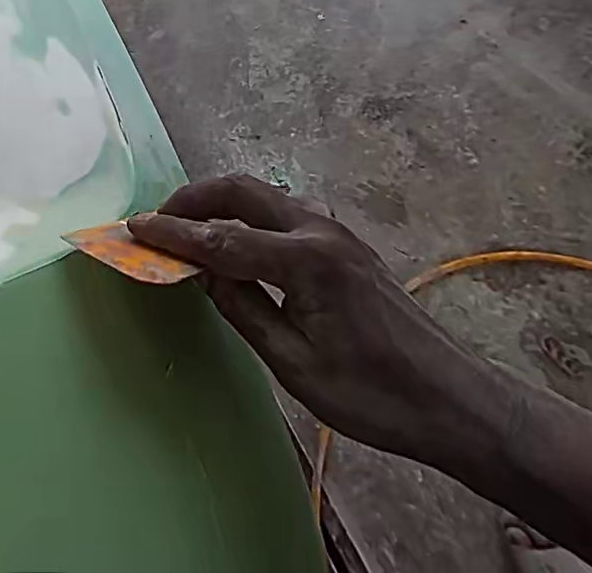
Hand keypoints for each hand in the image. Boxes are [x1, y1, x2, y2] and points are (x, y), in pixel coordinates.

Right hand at [128, 175, 514, 466]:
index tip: (135, 227)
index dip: (173, 232)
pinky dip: (246, 211)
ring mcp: (335, 231)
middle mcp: (319, 231)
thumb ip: (241, 307)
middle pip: (241, 190)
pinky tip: (238, 234)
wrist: (456, 401)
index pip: (221, 237)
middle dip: (194, 197)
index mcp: (306, 260)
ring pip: (263, 193)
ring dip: (220, 200)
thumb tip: (199, 272)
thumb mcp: (294, 363)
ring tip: (190, 224)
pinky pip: (282, 208)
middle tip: (160, 219)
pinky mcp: (343, 242)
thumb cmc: (374, 395)